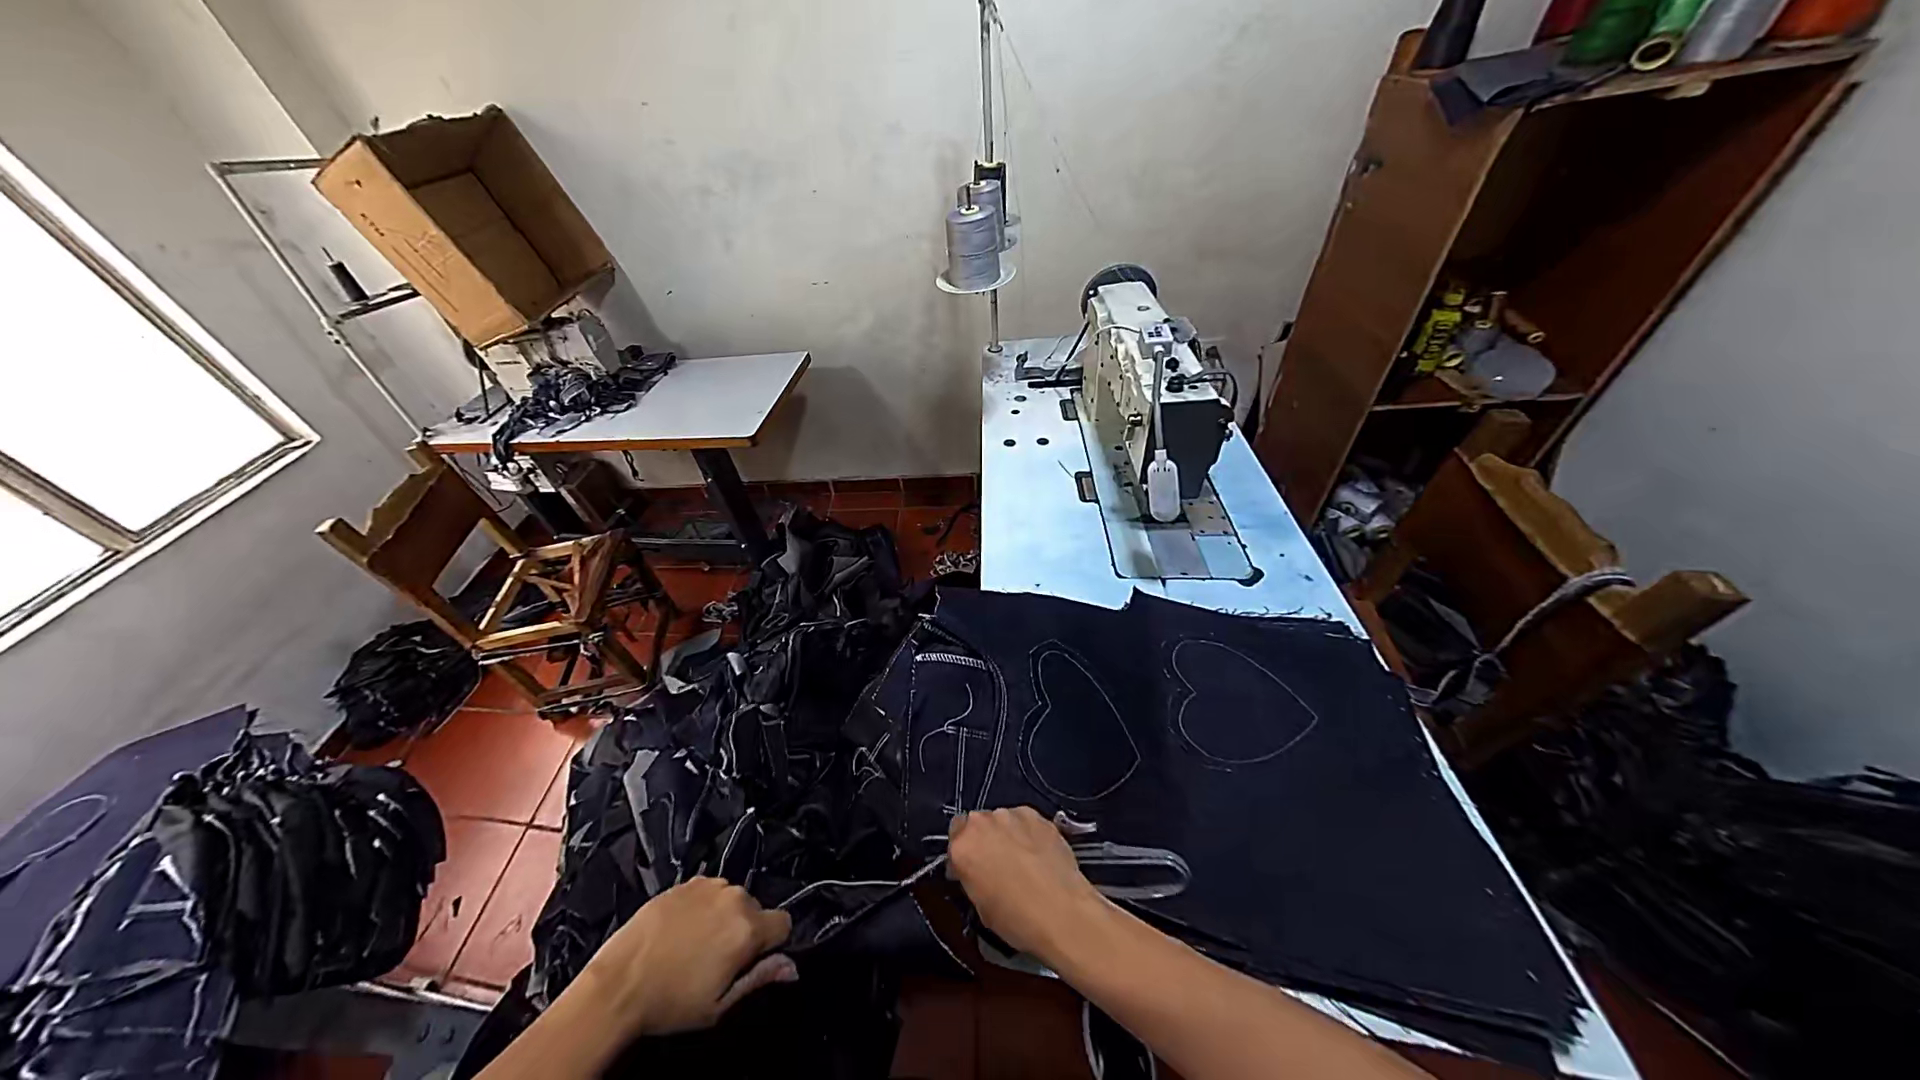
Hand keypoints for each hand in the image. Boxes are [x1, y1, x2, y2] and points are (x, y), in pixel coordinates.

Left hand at [578, 877, 796, 1037]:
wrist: (617, 984)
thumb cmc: (669, 1003)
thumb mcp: (719, 1004)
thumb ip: (760, 978)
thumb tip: (792, 967)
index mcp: (748, 929)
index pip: (785, 922)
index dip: (772, 943)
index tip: (751, 960)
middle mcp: (734, 898)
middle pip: (757, 910)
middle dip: (746, 930)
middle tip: (717, 958)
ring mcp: (709, 886)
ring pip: (732, 899)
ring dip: (724, 916)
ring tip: (695, 943)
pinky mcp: (685, 883)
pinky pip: (708, 890)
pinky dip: (702, 906)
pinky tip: (681, 929)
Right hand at [947, 807, 1106, 962]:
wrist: (1063, 913)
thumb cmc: (1017, 918)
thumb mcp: (979, 906)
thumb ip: (971, 877)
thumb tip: (976, 871)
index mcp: (963, 846)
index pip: (954, 835)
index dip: (965, 851)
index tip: (973, 866)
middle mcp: (984, 823)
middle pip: (978, 824)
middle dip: (985, 840)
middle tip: (998, 864)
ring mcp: (1013, 815)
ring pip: (1003, 820)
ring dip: (1007, 835)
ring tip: (1023, 860)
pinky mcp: (1039, 816)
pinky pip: (1026, 821)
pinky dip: (1029, 833)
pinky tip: (1039, 855)